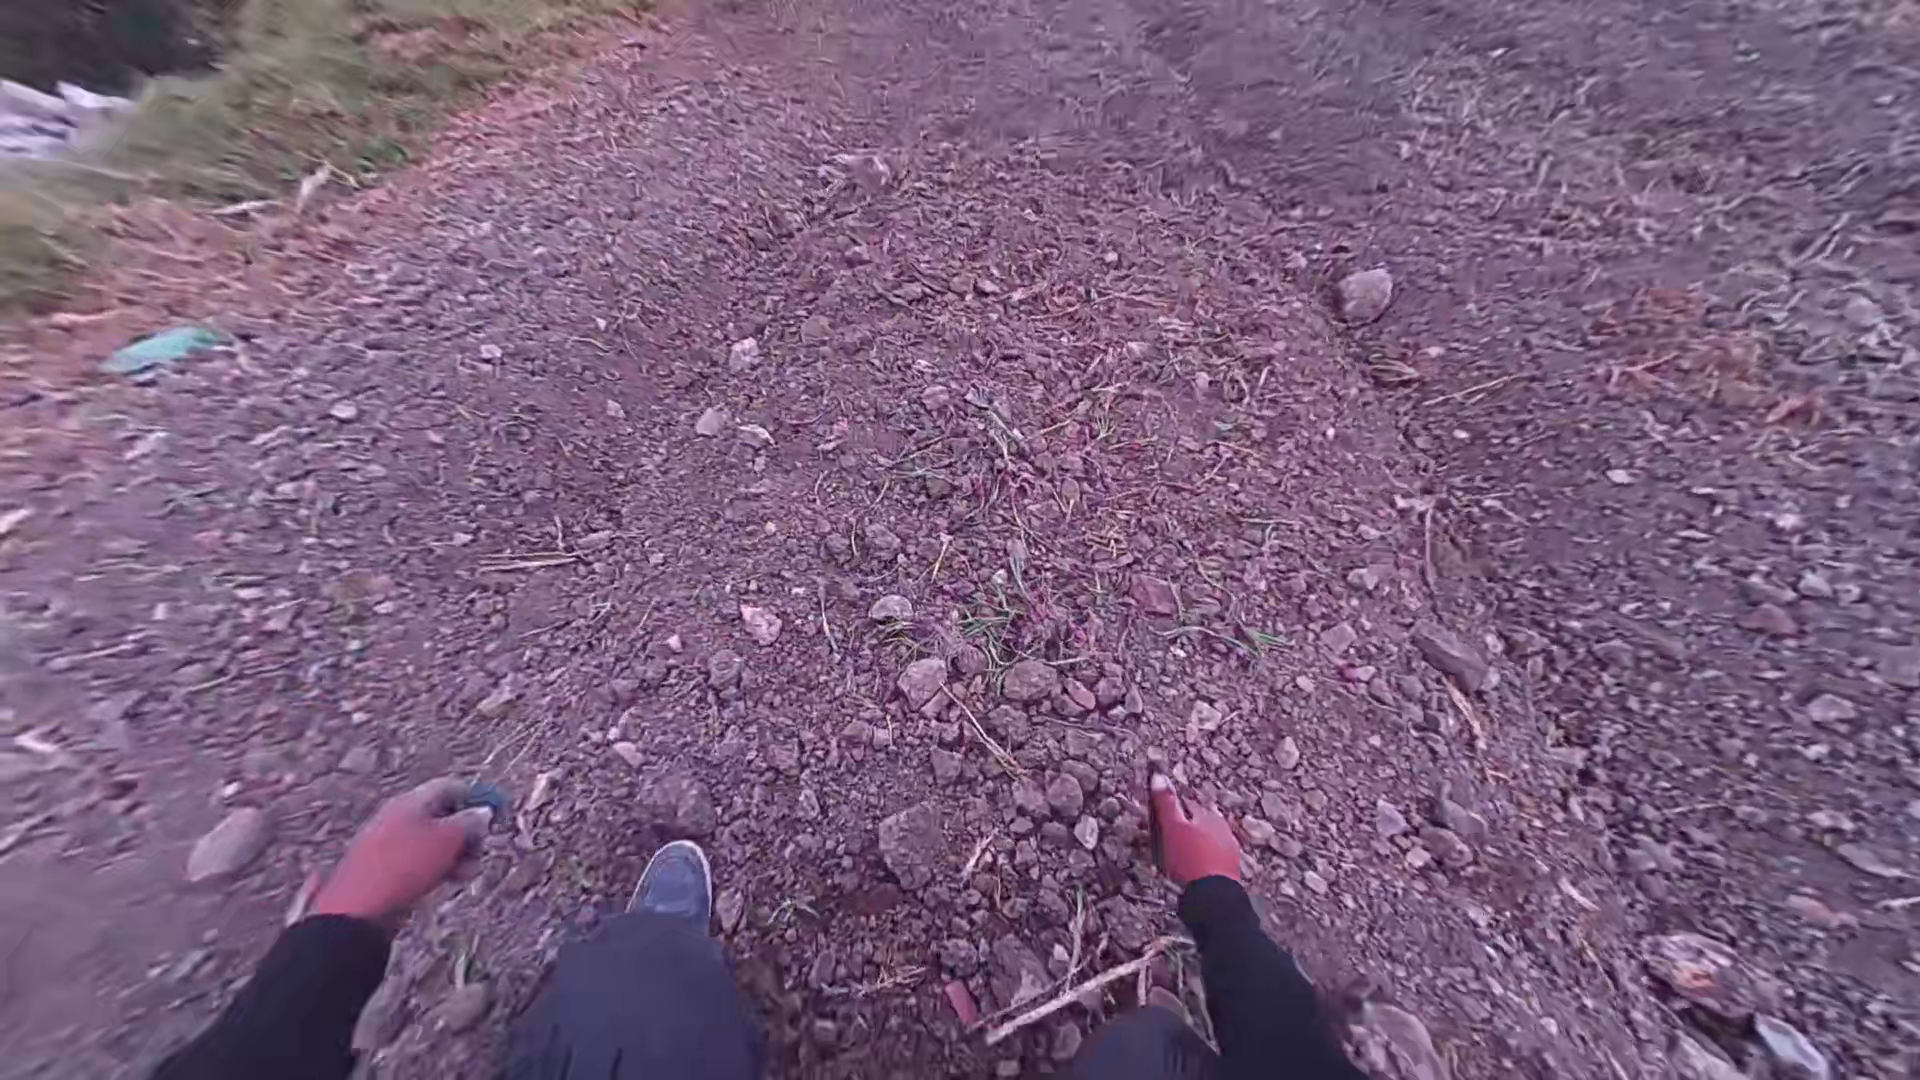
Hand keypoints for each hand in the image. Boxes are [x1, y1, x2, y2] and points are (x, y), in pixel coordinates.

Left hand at [312, 778, 492, 925]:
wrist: (354, 915)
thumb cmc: (406, 865)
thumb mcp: (449, 837)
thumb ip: (472, 820)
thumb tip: (483, 812)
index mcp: (410, 802)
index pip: (452, 787)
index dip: (479, 796)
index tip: (498, 811)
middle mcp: (398, 818)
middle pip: (446, 814)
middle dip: (470, 830)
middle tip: (482, 845)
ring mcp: (389, 846)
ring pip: (437, 840)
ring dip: (460, 852)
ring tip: (471, 870)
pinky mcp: (385, 871)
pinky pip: (422, 860)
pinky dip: (442, 866)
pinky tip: (455, 879)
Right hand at [1148, 773, 1242, 885]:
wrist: (1213, 899)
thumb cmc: (1191, 859)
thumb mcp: (1172, 827)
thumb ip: (1166, 802)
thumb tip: (1158, 776)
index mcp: (1210, 816)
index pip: (1189, 802)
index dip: (1173, 806)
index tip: (1160, 813)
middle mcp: (1223, 830)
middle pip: (1199, 821)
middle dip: (1185, 825)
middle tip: (1167, 834)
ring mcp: (1228, 852)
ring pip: (1206, 840)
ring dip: (1193, 843)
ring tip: (1176, 853)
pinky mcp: (1228, 872)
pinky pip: (1211, 859)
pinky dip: (1200, 860)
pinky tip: (1190, 868)